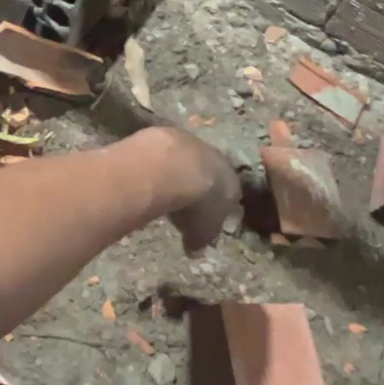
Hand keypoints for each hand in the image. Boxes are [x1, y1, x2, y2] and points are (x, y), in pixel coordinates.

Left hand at [146, 128, 240, 254]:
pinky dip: (161, 161)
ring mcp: (194, 142)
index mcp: (232, 184)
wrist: (175, 166)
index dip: (216, 208)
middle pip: (210, 174)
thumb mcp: (200, 233)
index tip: (202, 218)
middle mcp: (218, 159)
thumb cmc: (196, 206)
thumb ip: (199, 242)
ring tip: (164, 187)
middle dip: (198, 186)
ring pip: (190, 159)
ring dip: (179, 171)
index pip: (230, 196)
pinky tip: (151, 172)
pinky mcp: (171, 132)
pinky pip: (168, 151)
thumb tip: (194, 251)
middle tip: (182, 202)